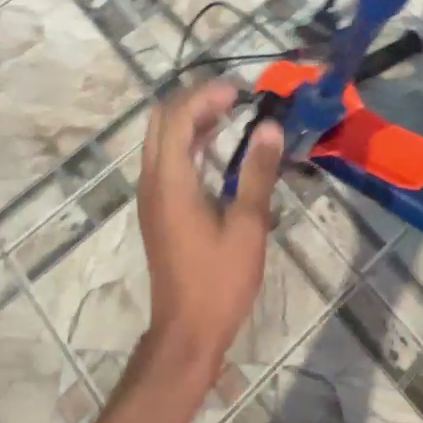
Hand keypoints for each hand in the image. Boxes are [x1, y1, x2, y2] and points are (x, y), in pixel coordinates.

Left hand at [136, 80, 283, 376]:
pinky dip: (189, 141)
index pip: (178, 117)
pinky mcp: (157, 208)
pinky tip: (218, 146)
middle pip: (162, 120)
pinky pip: (166, 157)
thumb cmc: (219, 280)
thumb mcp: (248, 225)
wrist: (186, 331)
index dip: (207, 95)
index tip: (241, 91)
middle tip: (234, 98)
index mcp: (170, 179)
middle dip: (195, 100)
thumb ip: (257, 172)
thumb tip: (271, 127)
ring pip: (162, 138)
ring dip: (191, 119)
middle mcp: (152, 180)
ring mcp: (151, 194)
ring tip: (231, 113)